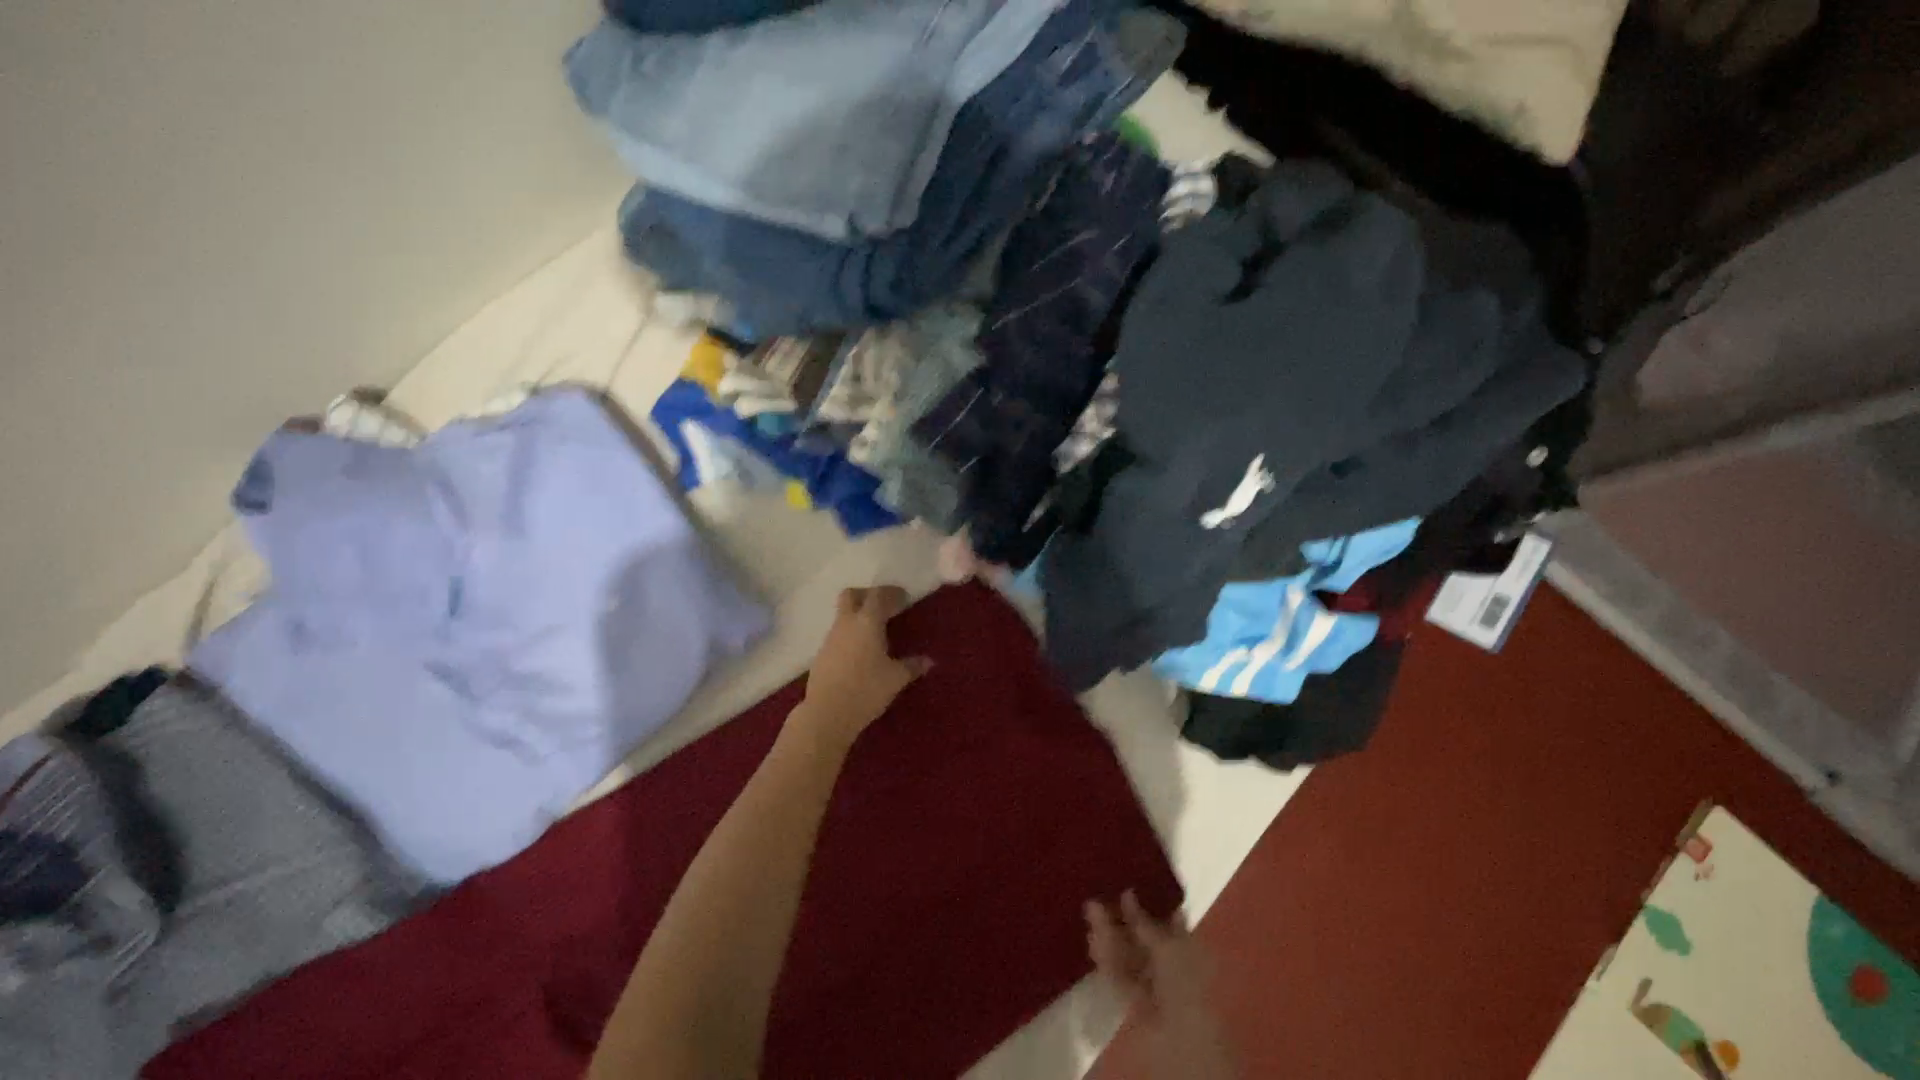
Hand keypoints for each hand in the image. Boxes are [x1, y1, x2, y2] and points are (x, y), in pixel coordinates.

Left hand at [791, 586, 930, 750]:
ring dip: (858, 617)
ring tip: (875, 634)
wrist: (827, 713)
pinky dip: (850, 635)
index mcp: (867, 622)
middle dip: (867, 595)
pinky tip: (860, 654)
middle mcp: (846, 624)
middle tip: (884, 607)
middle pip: (851, 595)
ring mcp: (830, 639)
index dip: (891, 593)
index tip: (904, 598)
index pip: (878, 595)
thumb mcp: (896, 679)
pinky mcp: (821, 655)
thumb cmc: (866, 690)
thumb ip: (912, 666)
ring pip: (842, 615)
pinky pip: (837, 635)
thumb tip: (929, 661)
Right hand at [1087, 891, 1236, 1079]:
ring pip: (1127, 952)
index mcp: (1186, 944)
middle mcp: (1169, 961)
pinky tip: (1092, 939)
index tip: (1126, 881)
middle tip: (1100, 894)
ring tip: (1090, 910)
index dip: (1149, 898)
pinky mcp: (1132, 997)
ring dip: (1109, 933)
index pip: (1168, 915)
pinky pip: (1118, 973)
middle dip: (1121, 917)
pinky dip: (1105, 957)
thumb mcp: (1167, 945)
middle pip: (1142, 933)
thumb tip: (1127, 893)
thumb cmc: (1184, 983)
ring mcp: (1150, 980)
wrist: (1181, 1038)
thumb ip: (1143, 921)